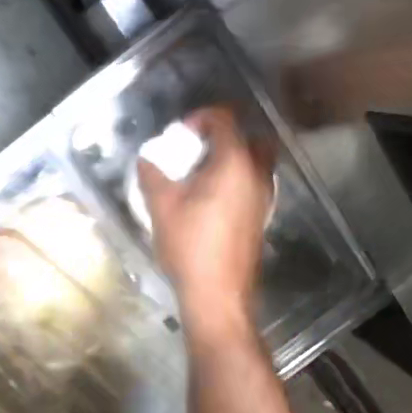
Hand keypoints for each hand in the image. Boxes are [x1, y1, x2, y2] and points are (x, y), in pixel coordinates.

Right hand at [139, 106, 272, 333]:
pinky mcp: (261, 216)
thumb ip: (152, 174)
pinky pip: (253, 182)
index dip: (201, 117)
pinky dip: (236, 178)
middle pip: (250, 137)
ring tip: (199, 173)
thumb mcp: (161, 206)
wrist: (219, 294)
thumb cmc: (190, 245)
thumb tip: (147, 158)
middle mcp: (256, 174)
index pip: (225, 120)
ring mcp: (264, 197)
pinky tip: (209, 198)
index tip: (181, 133)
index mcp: (234, 163)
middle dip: (224, 135)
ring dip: (231, 158)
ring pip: (255, 161)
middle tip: (198, 147)